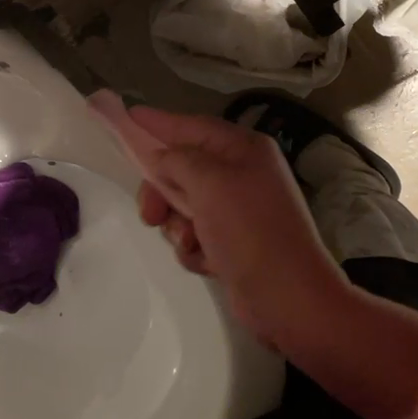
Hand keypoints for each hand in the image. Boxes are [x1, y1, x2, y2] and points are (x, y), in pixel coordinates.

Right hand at [128, 106, 349, 351]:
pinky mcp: (234, 241)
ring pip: (184, 202)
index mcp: (243, 149)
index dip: (158, 123)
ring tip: (187, 242)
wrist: (290, 301)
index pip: (191, 126)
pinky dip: (193, 245)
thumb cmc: (249, 231)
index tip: (127, 117)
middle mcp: (242, 173)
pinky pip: (196, 231)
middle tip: (149, 212)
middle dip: (162, 188)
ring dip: (177, 223)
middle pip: (183, 167)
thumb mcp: (208, 183)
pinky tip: (203, 260)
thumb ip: (176, 159)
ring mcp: (239, 209)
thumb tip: (161, 158)